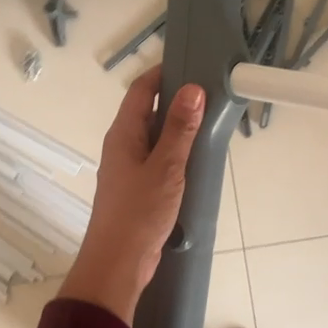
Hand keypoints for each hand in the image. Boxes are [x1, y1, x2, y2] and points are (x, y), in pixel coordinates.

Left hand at [61, 68, 205, 323]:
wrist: (118, 263)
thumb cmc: (139, 213)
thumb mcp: (165, 167)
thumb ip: (180, 129)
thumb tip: (192, 89)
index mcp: (123, 134)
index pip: (141, 90)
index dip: (162, 74)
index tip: (191, 63)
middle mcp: (123, 146)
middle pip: (148, 111)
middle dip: (176, 99)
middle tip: (210, 93)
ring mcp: (129, 169)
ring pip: (155, 137)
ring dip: (178, 127)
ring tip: (210, 121)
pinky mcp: (138, 189)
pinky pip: (158, 159)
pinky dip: (177, 152)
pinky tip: (197, 159)